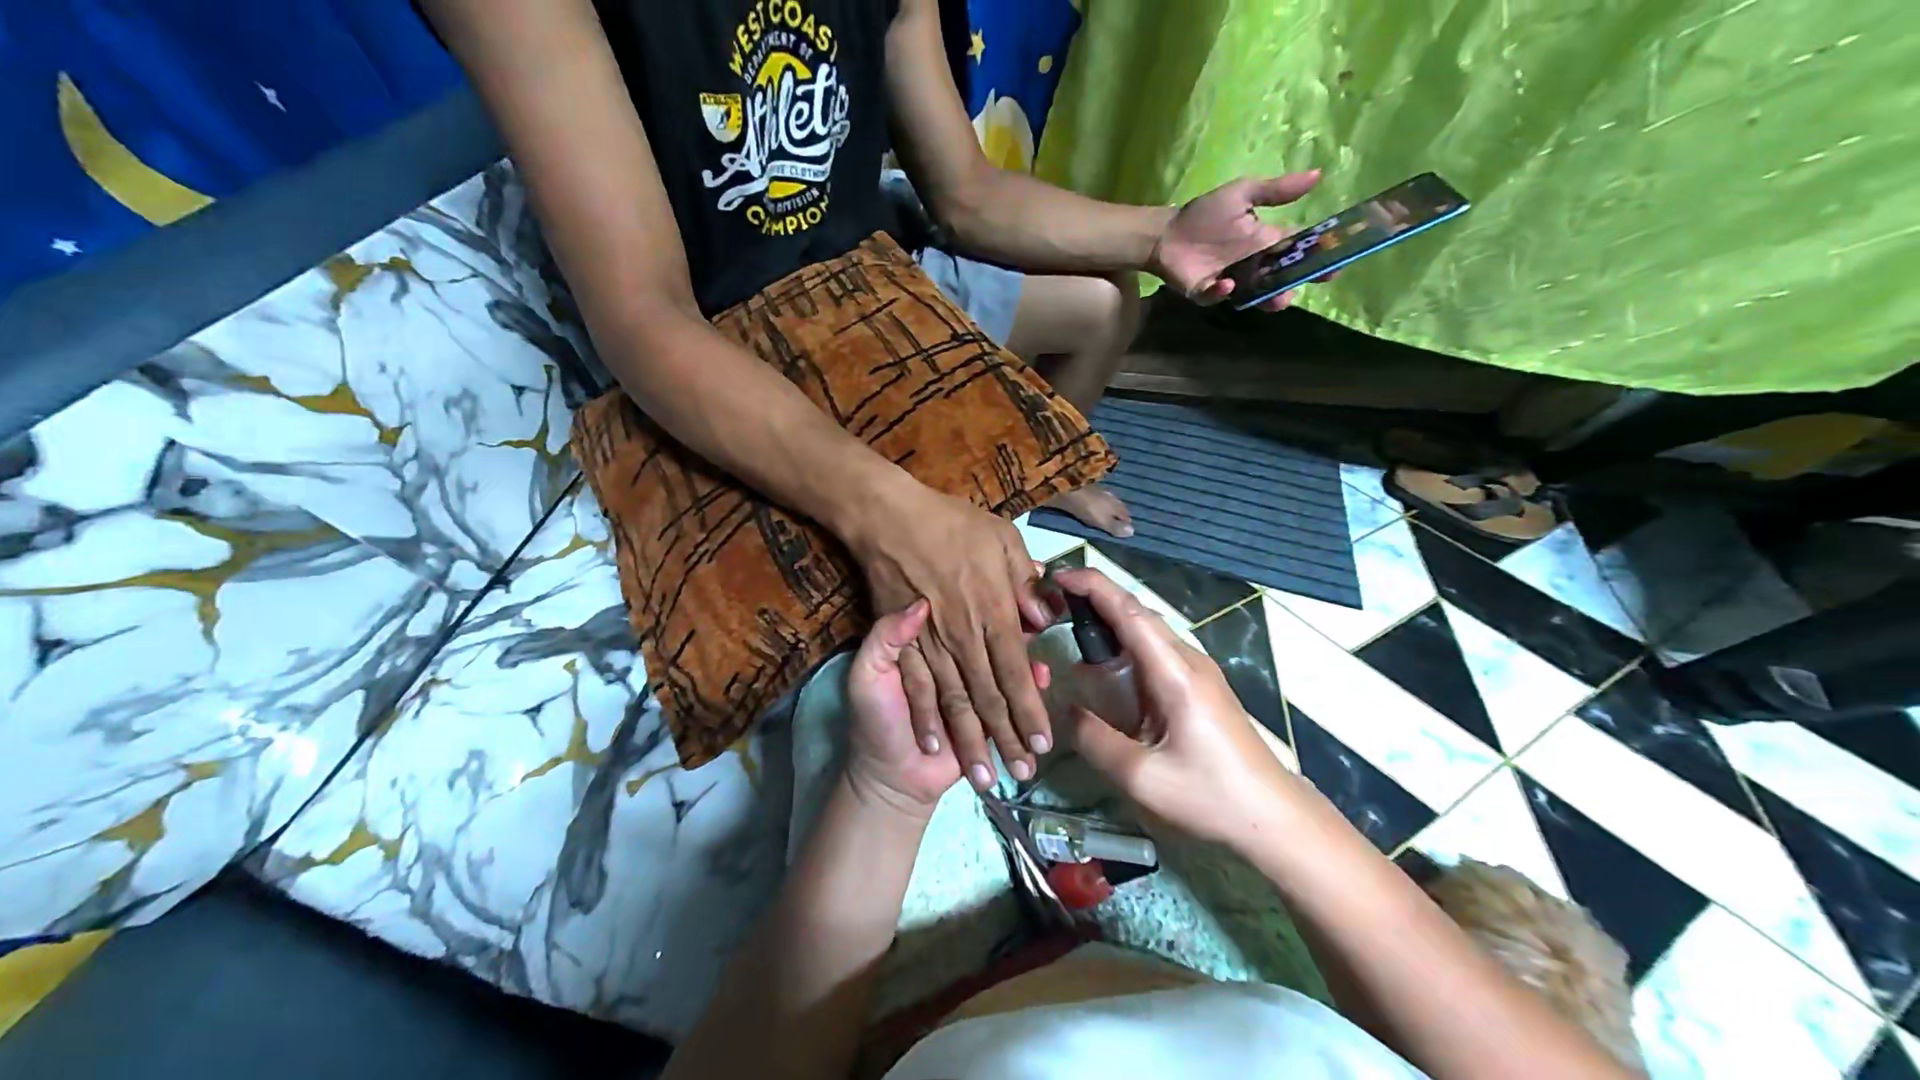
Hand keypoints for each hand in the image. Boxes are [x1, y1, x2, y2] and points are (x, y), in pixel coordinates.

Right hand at [849, 485, 1054, 791]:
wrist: (888, 519)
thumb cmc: (950, 524)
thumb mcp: (1002, 538)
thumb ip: (1024, 582)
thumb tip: (1046, 619)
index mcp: (992, 613)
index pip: (1017, 673)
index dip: (1031, 711)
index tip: (1043, 744)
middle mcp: (964, 638)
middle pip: (989, 698)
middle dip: (1006, 740)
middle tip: (1021, 777)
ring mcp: (930, 646)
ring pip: (955, 704)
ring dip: (970, 743)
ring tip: (984, 779)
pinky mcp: (901, 645)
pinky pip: (916, 690)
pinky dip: (926, 720)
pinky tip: (933, 749)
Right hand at [1053, 567, 1302, 848]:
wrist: (1273, 816)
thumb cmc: (1211, 796)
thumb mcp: (1141, 777)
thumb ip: (1094, 741)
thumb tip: (1064, 711)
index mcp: (1175, 674)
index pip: (1129, 612)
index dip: (1093, 587)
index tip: (1059, 576)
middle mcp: (1187, 661)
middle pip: (1136, 614)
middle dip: (1094, 599)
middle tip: (1052, 604)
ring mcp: (1196, 672)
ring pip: (1146, 631)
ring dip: (1108, 622)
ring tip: (1068, 626)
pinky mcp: (1197, 687)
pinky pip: (1154, 652)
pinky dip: (1122, 645)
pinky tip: (1102, 665)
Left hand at [1149, 170, 1324, 311]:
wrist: (1167, 232)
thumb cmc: (1205, 213)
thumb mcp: (1243, 193)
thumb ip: (1277, 190)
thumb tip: (1318, 176)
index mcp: (1266, 242)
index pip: (1297, 251)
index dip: (1317, 256)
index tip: (1335, 262)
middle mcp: (1253, 266)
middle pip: (1281, 278)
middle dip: (1295, 282)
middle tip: (1306, 283)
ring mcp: (1231, 282)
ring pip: (1255, 295)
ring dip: (1267, 297)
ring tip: (1277, 297)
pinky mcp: (1207, 292)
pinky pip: (1217, 296)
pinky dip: (1221, 292)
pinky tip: (1226, 284)